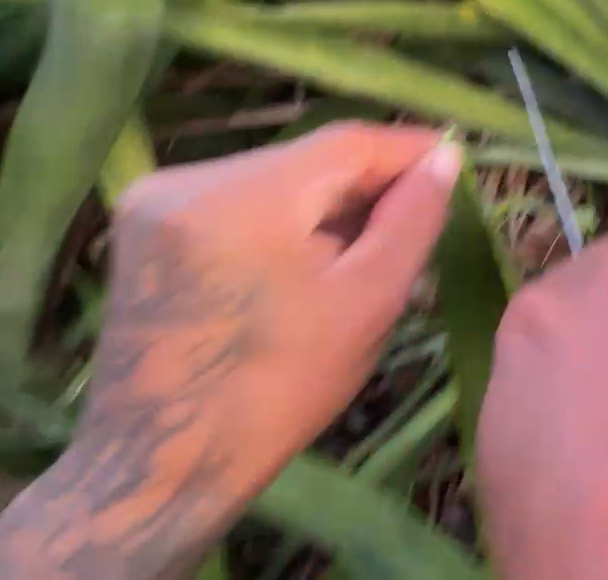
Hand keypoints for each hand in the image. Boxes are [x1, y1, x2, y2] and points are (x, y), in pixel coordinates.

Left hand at [0, 122, 460, 578]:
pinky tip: (318, 256)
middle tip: (420, 220)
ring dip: (336, 202)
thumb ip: (414, 216)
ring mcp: (158, 202)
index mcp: (239, 198)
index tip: (457, 164)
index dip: (410, 150)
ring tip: (372, 248)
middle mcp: (188, 182)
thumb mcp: (372, 296)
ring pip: (286, 175)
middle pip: (314, 158)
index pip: (349, 143)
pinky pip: (250, 196)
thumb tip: (446, 155)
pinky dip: (295, 216)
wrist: (162, 465)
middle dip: (373, 184)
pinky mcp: (150, 225)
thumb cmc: (283, 384)